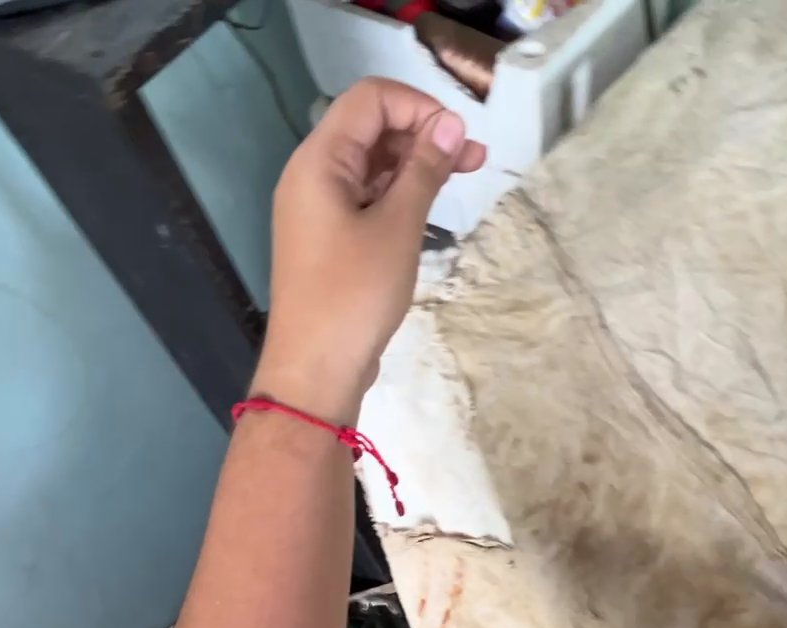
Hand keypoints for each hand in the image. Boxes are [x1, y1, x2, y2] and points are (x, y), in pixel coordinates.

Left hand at [257, 78, 486, 424]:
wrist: (315, 370)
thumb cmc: (354, 296)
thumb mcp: (397, 229)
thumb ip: (424, 171)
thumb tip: (450, 125)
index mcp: (319, 162)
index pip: (369, 100)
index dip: (418, 106)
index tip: (457, 136)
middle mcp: (312, 177)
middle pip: (369, 131)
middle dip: (422, 135)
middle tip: (474, 159)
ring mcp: (318, 211)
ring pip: (369, 168)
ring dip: (413, 168)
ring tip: (463, 178)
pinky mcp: (328, 241)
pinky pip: (364, 201)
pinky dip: (396, 197)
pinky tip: (428, 208)